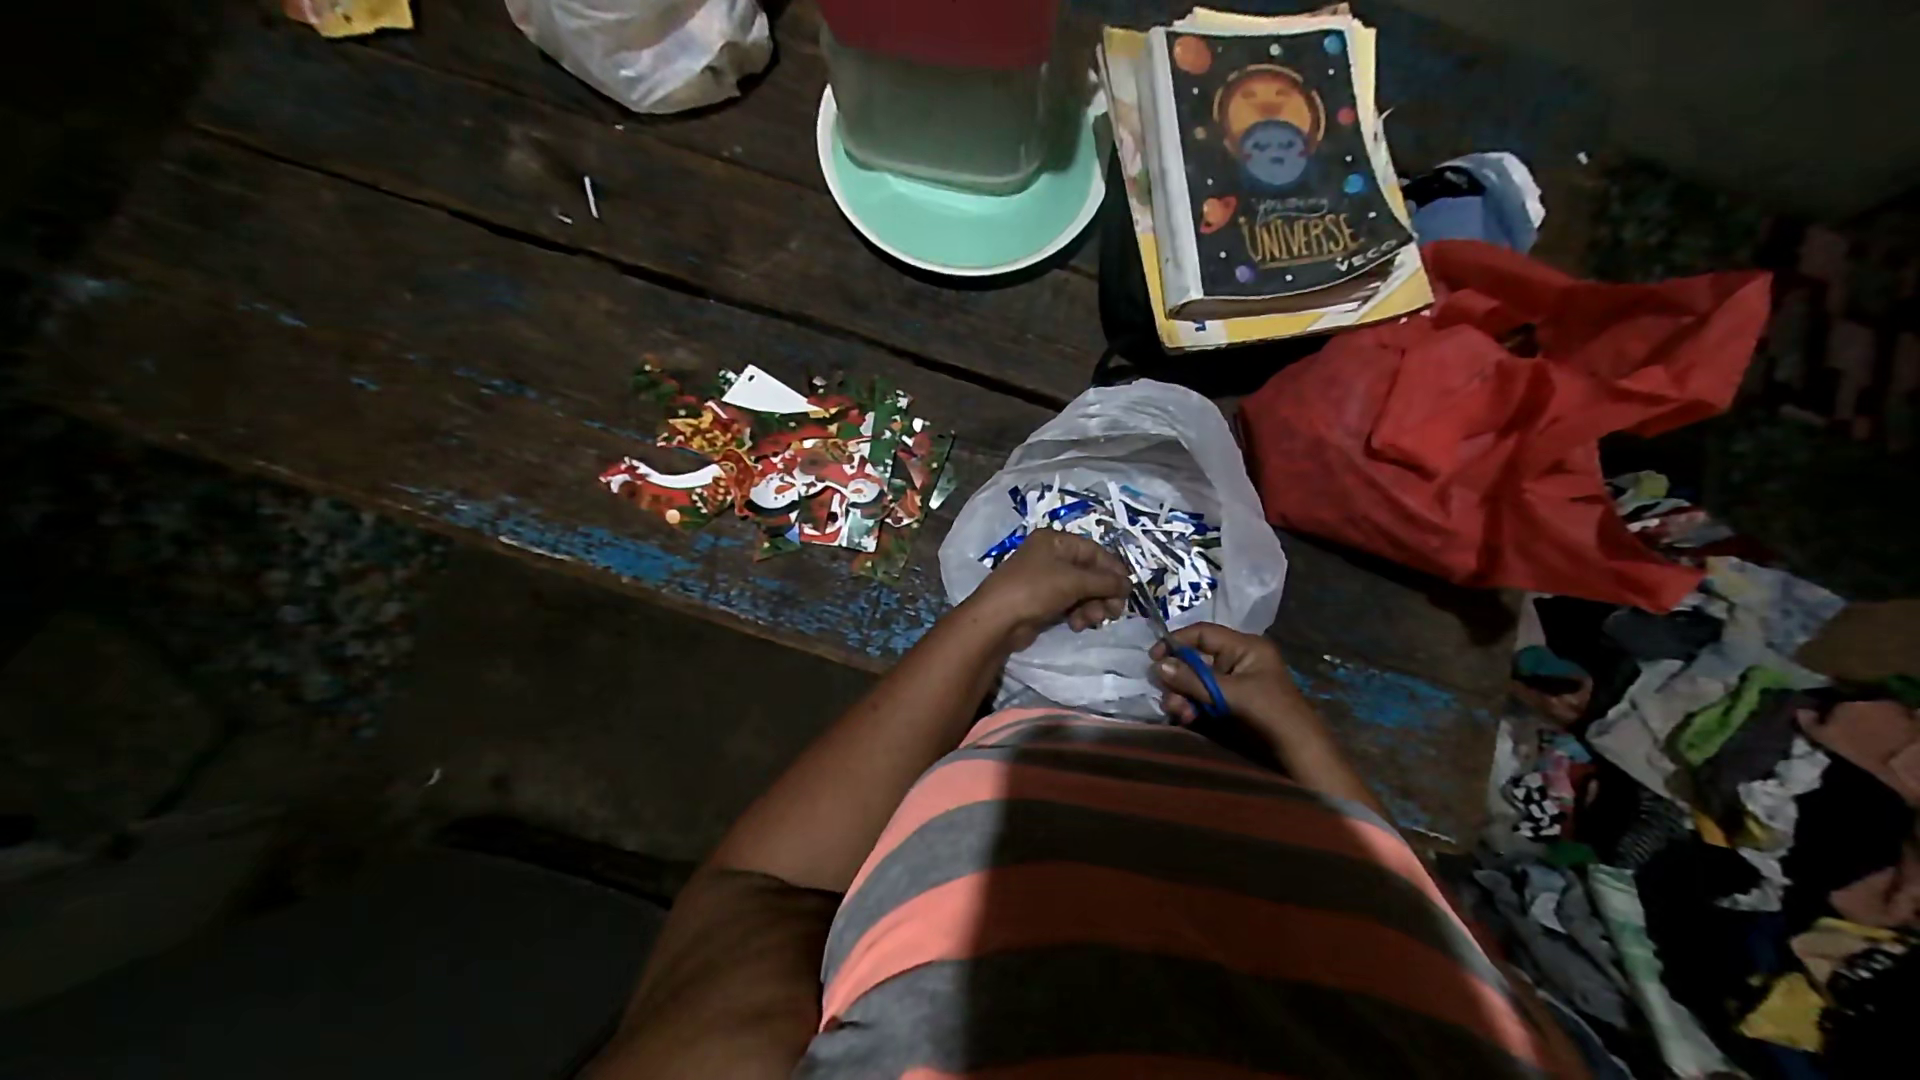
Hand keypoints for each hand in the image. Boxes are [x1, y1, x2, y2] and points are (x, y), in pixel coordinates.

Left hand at [963, 530, 1130, 650]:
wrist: (997, 620)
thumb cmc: (1035, 590)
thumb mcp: (1074, 581)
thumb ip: (1105, 581)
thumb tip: (1128, 584)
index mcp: (1056, 540)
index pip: (1095, 551)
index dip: (1113, 570)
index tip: (1127, 591)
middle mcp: (1051, 556)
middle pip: (1090, 572)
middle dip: (1103, 593)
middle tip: (1112, 612)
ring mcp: (1046, 579)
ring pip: (1082, 590)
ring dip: (1092, 606)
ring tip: (1089, 621)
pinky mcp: (1042, 600)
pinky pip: (1070, 603)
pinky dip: (1078, 613)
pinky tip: (1076, 625)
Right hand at [1150, 623, 1306, 726]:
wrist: (1298, 752)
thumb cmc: (1270, 712)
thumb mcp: (1230, 693)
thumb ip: (1193, 679)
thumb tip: (1158, 666)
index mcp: (1245, 647)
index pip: (1203, 633)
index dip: (1176, 642)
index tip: (1154, 658)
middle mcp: (1237, 660)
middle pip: (1195, 658)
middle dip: (1178, 676)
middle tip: (1167, 693)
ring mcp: (1233, 682)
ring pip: (1195, 680)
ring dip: (1182, 695)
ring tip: (1179, 711)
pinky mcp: (1229, 702)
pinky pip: (1201, 696)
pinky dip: (1191, 706)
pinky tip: (1186, 717)